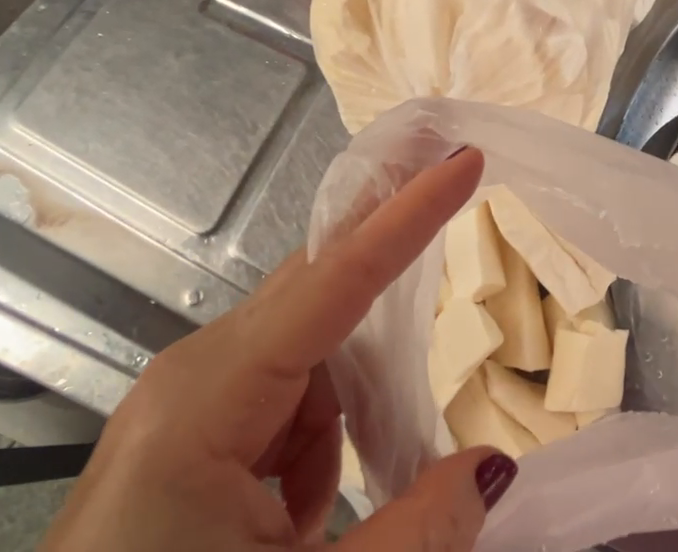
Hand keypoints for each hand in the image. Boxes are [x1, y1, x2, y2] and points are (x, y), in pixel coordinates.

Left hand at [42, 147, 512, 551]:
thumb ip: (415, 532)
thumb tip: (497, 465)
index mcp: (205, 404)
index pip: (332, 282)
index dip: (407, 216)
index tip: (463, 161)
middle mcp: (188, 381)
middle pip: (315, 290)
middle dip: (387, 245)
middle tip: (451, 188)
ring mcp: (180, 405)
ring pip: (306, 355)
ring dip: (345, 400)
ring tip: (327, 505)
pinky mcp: (182, 436)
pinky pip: (281, 398)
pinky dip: (314, 435)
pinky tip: (298, 517)